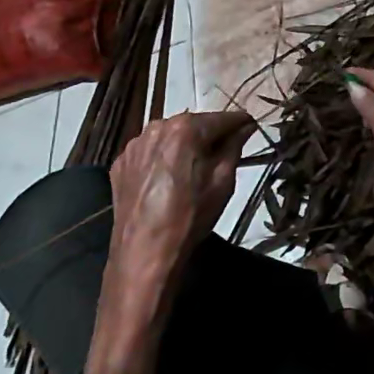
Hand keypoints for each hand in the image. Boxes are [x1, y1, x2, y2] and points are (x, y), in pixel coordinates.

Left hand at [87, 109, 252, 373]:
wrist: (144, 254)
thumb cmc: (190, 217)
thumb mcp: (222, 182)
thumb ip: (233, 148)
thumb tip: (243, 129)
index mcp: (184, 129)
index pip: (220, 118)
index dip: (239, 123)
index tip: (251, 127)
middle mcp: (155, 128)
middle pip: (192, 124)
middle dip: (211, 134)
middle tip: (228, 150)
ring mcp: (134, 146)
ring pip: (169, 136)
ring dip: (185, 145)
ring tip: (198, 166)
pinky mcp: (121, 164)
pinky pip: (150, 152)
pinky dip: (164, 158)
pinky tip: (171, 179)